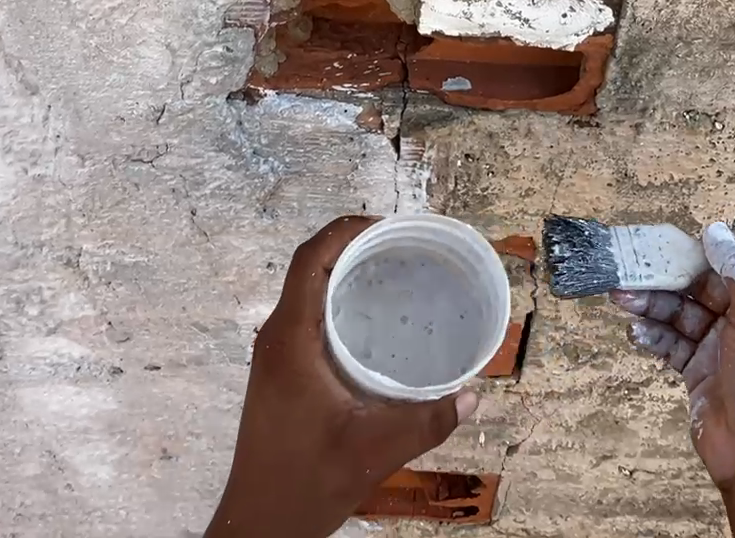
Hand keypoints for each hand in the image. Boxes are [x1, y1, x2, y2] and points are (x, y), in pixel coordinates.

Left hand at [206, 216, 477, 537]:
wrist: (260, 524)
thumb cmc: (308, 480)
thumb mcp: (375, 449)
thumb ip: (428, 422)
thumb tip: (474, 396)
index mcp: (291, 338)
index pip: (309, 259)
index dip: (344, 230)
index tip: (386, 225)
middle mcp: (277, 335)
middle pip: (308, 265)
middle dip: (350, 242)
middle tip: (399, 244)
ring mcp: (274, 351)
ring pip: (305, 288)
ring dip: (341, 268)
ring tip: (390, 269)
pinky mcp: (279, 367)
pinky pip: (305, 310)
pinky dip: (335, 295)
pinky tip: (370, 315)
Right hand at [612, 222, 734, 537]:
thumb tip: (716, 231)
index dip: (721, 252)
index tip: (688, 240)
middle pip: (708, 287)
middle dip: (673, 277)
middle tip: (637, 265)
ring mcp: (725, 350)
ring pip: (684, 313)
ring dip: (654, 304)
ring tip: (621, 297)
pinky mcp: (699, 372)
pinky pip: (673, 343)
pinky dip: (653, 334)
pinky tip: (636, 331)